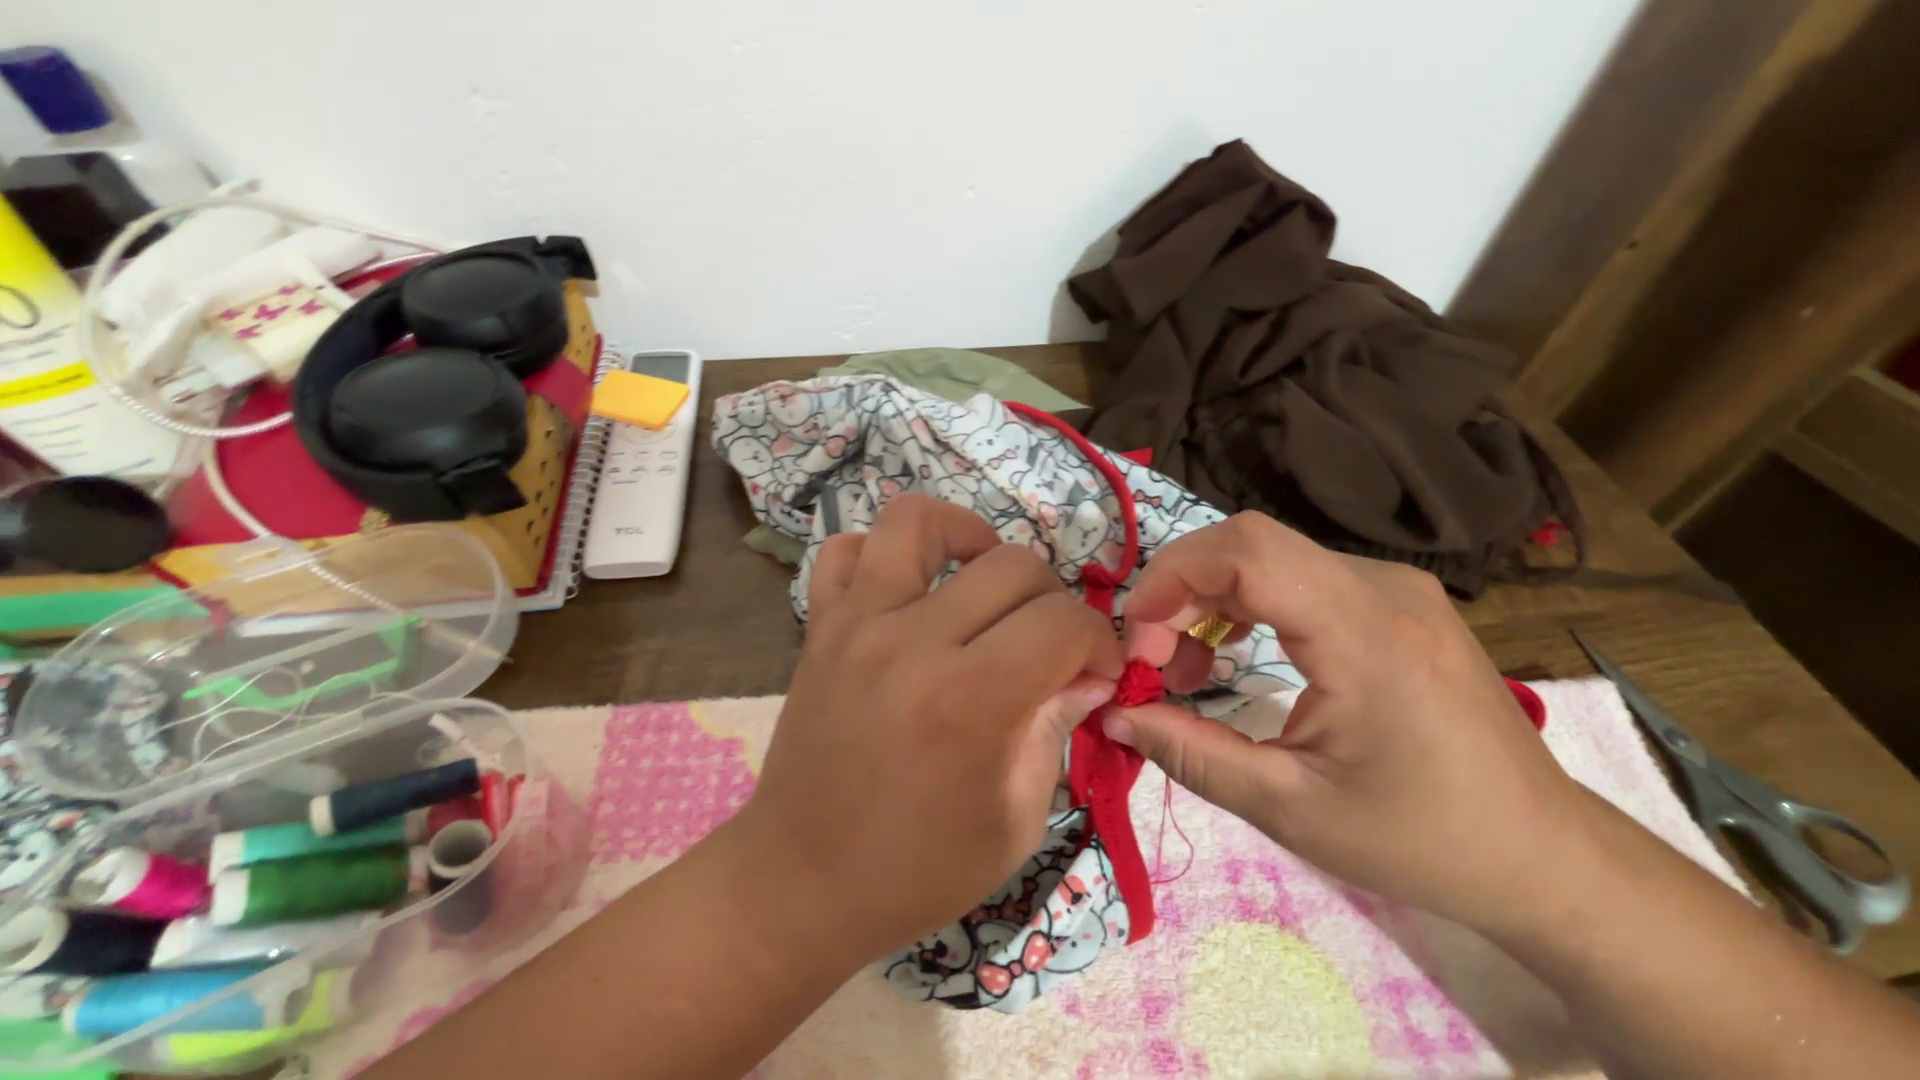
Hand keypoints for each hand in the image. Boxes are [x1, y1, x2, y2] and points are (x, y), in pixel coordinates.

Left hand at [735, 494, 1123, 955]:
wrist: (802, 883)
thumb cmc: (918, 869)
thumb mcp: (1016, 819)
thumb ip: (1055, 729)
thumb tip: (1088, 673)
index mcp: (970, 699)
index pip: (1063, 622)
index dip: (1099, 642)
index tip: (1097, 672)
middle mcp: (912, 642)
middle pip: (1012, 564)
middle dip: (1052, 599)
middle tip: (1047, 646)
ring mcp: (856, 625)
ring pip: (916, 520)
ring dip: (966, 536)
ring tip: (980, 578)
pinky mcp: (819, 628)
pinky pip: (841, 551)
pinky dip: (878, 554)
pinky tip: (907, 593)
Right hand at [1110, 512, 1592, 930]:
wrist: (1541, 853)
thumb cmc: (1418, 838)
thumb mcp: (1289, 807)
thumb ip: (1191, 753)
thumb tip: (1115, 714)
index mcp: (1365, 633)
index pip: (1246, 550)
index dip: (1171, 579)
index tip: (1140, 646)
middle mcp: (1385, 588)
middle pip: (1251, 542)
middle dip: (1181, 590)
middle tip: (1155, 663)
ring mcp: (1398, 588)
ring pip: (1273, 555)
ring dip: (1212, 598)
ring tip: (1190, 668)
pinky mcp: (1400, 602)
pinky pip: (1303, 576)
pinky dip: (1250, 603)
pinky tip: (1237, 651)